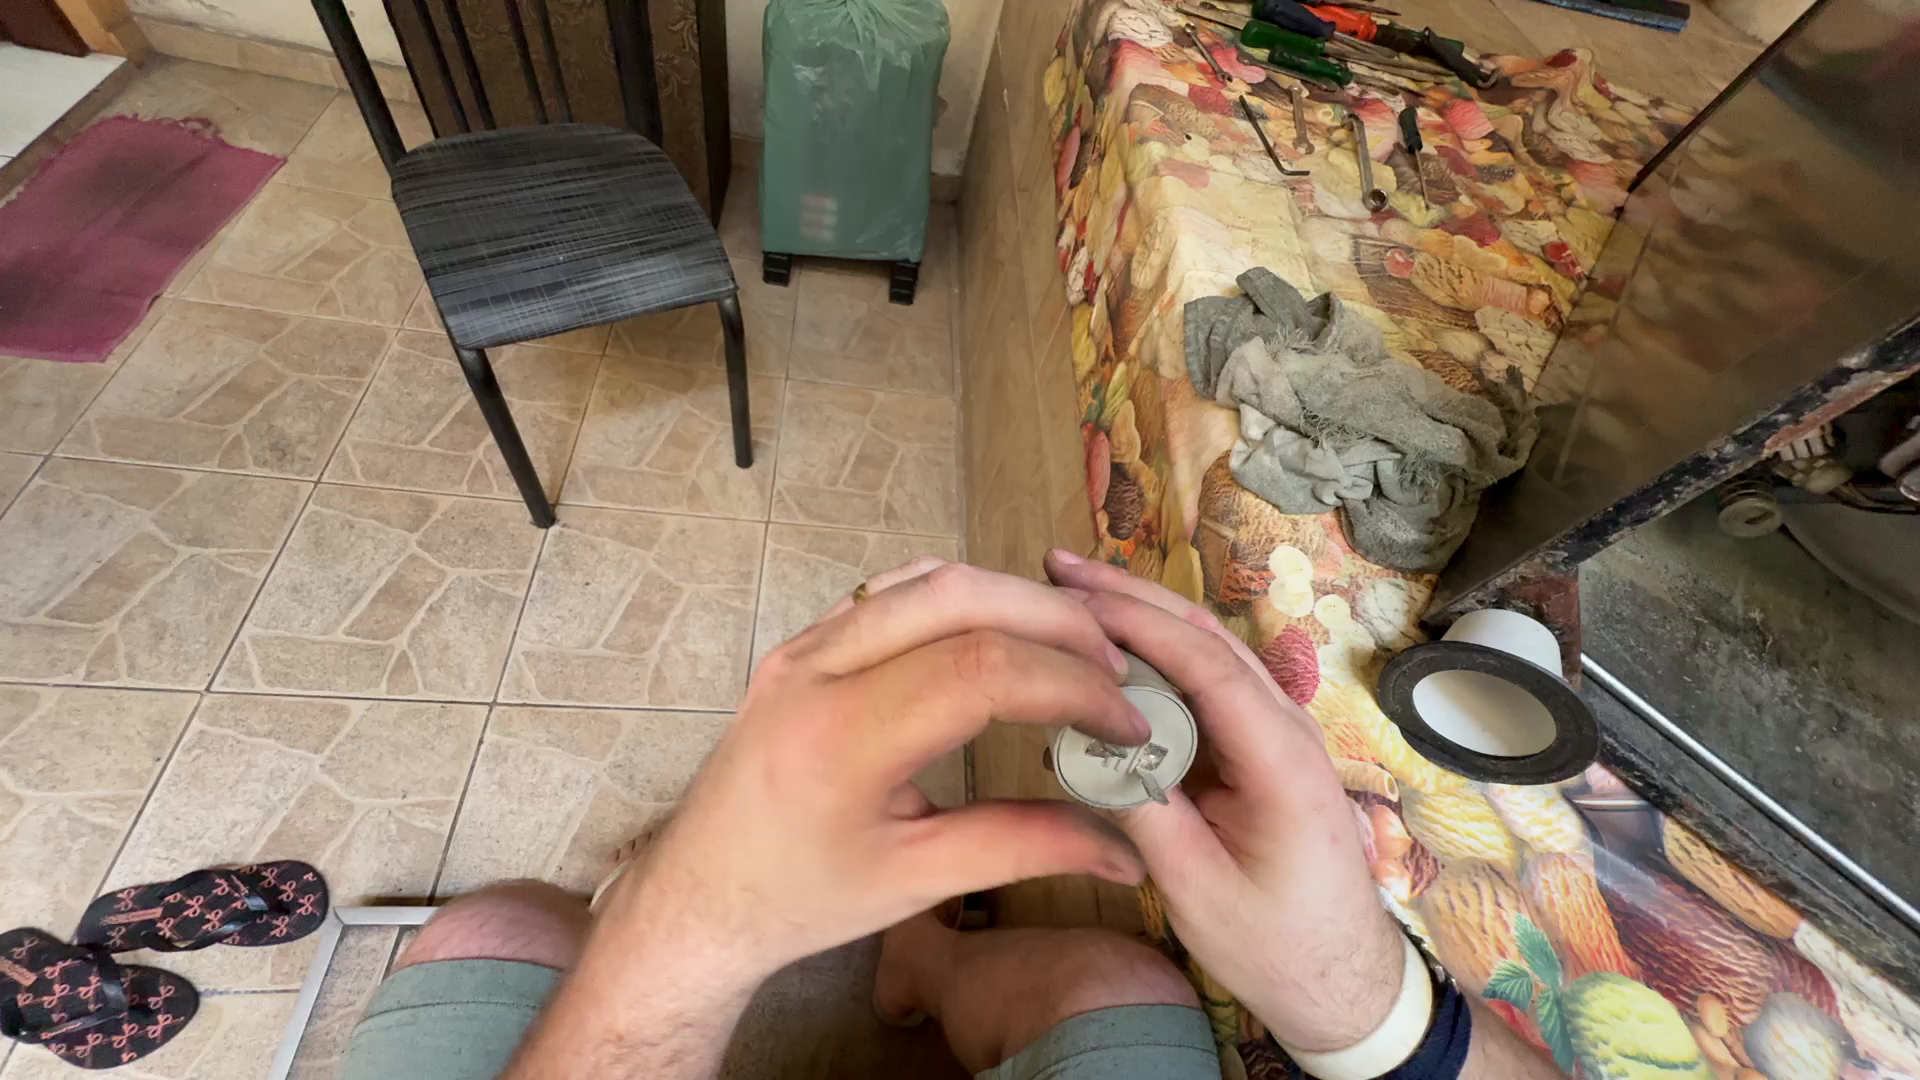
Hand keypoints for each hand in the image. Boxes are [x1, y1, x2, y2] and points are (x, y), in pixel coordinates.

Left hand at [608, 559, 1150, 986]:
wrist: (699, 889)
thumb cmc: (800, 897)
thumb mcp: (914, 881)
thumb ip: (1025, 848)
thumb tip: (1127, 849)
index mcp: (841, 738)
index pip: (981, 670)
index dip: (1070, 686)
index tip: (1123, 723)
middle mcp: (818, 667)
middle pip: (959, 597)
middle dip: (1054, 621)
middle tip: (1113, 667)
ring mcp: (805, 642)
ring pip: (928, 579)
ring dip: (1012, 597)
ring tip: (1070, 643)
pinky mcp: (805, 638)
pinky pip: (892, 587)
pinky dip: (961, 592)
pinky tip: (998, 624)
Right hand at [1044, 549, 1405, 1053]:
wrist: (1343, 980)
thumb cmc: (1275, 943)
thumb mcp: (1198, 889)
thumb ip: (1143, 809)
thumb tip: (1081, 740)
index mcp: (1280, 758)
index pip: (1205, 665)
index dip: (1136, 624)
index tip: (1072, 600)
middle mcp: (1284, 723)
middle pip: (1206, 635)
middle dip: (1132, 594)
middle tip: (1059, 567)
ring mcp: (1273, 727)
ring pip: (1205, 646)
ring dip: (1141, 610)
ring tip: (1076, 587)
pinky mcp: (1255, 739)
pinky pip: (1202, 678)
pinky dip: (1153, 648)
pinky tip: (1111, 641)